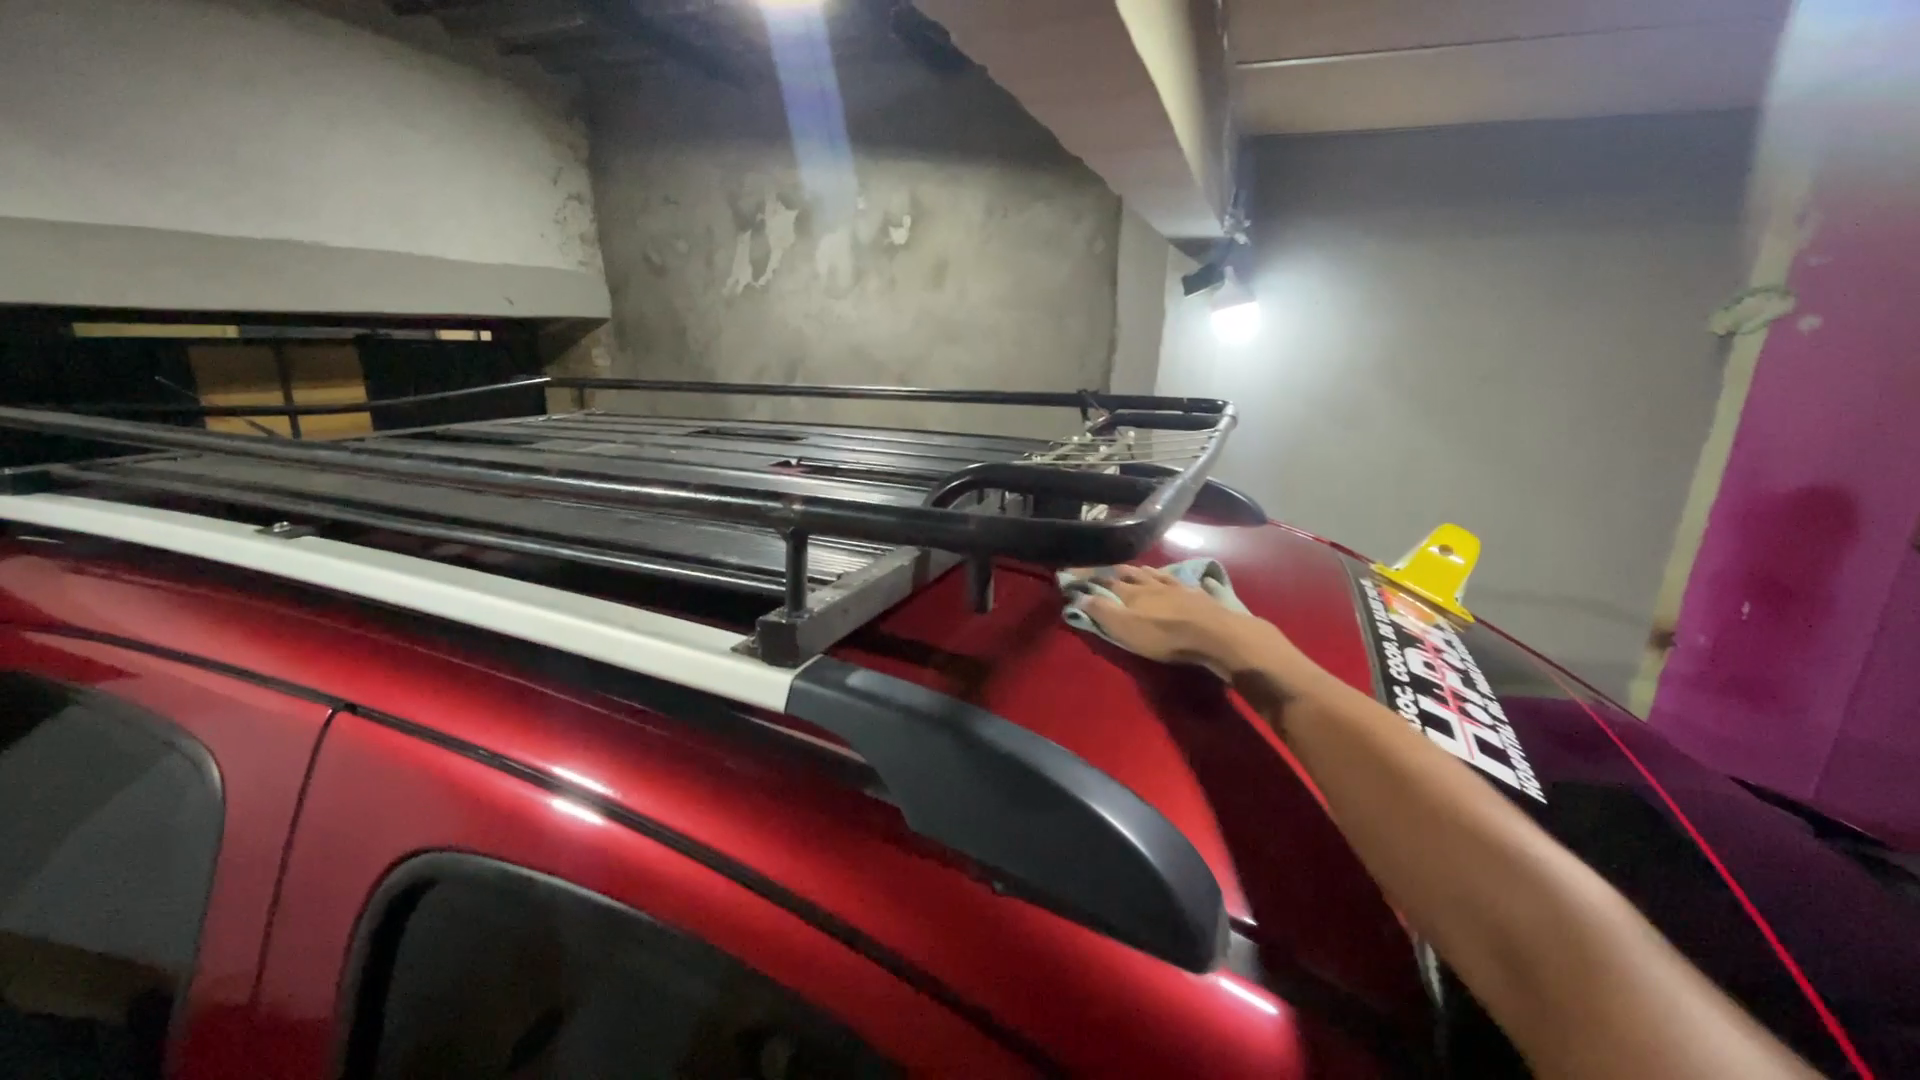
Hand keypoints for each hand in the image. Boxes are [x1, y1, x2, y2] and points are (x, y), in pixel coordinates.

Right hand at [1074, 565, 1280, 672]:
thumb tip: (1079, 596)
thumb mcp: (1126, 629)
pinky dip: (1178, 579)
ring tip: (1140, 569)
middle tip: (1111, 569)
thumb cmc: (1165, 636)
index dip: (1092, 579)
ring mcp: (1179, 588)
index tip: (1079, 575)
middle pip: (1133, 575)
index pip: (1107, 582)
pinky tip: (1183, 578)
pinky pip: (1185, 582)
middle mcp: (1153, 585)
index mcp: (1132, 594)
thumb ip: (1102, 612)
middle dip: (1119, 572)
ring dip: (1146, 572)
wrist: (1214, 635)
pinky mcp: (1200, 596)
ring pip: (1158, 575)